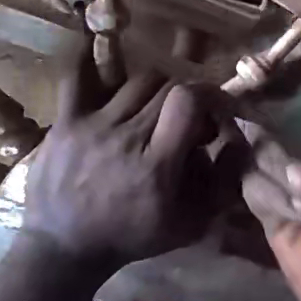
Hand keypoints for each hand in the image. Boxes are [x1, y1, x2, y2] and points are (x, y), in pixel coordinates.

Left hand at [23, 56, 221, 278]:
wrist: (62, 248)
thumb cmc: (129, 236)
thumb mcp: (186, 225)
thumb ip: (220, 185)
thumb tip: (238, 143)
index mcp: (157, 165)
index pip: (188, 101)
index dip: (207, 94)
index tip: (212, 108)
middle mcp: (127, 137)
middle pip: (166, 88)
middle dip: (184, 96)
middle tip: (184, 115)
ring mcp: (92, 125)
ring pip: (136, 80)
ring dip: (154, 88)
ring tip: (153, 105)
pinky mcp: (65, 121)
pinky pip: (76, 76)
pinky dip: (89, 60)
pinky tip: (99, 51)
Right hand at [241, 88, 300, 300]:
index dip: (291, 97)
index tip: (271, 79)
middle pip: (275, 131)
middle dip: (282, 139)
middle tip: (298, 159)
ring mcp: (285, 188)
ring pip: (260, 156)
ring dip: (282, 172)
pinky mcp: (267, 215)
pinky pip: (252, 188)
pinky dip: (271, 196)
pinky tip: (295, 213)